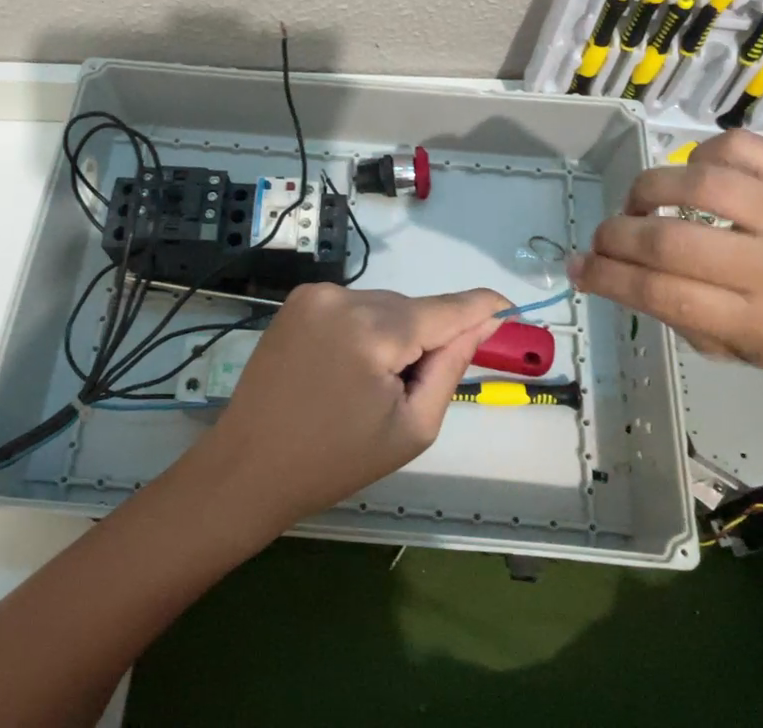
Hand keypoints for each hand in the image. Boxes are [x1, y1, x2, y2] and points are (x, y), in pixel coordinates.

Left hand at [194, 284, 509, 525]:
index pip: (448, 307)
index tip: (512, 311)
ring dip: (394, 334)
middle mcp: (344, 298)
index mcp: (375, 332)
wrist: (250, 466)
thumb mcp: (412, 427)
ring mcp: (314, 295)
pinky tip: (344, 369)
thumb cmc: (335, 461)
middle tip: (408, 391)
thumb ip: (451, 366)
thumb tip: (483, 324)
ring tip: (367, 387)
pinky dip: (364, 329)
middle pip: (414, 308)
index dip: (484, 308)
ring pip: (383, 306)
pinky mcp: (295, 302)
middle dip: (427, 338)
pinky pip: (353, 307)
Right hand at [569, 130, 762, 366]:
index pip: (664, 295)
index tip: (579, 268)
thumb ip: (679, 317)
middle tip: (602, 239)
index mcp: (760, 323)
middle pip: (671, 242)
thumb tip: (612, 272)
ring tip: (637, 204)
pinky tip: (692, 174)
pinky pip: (736, 147)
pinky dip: (699, 155)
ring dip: (648, 191)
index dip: (608, 277)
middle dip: (616, 237)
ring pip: (700, 185)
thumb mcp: (739, 350)